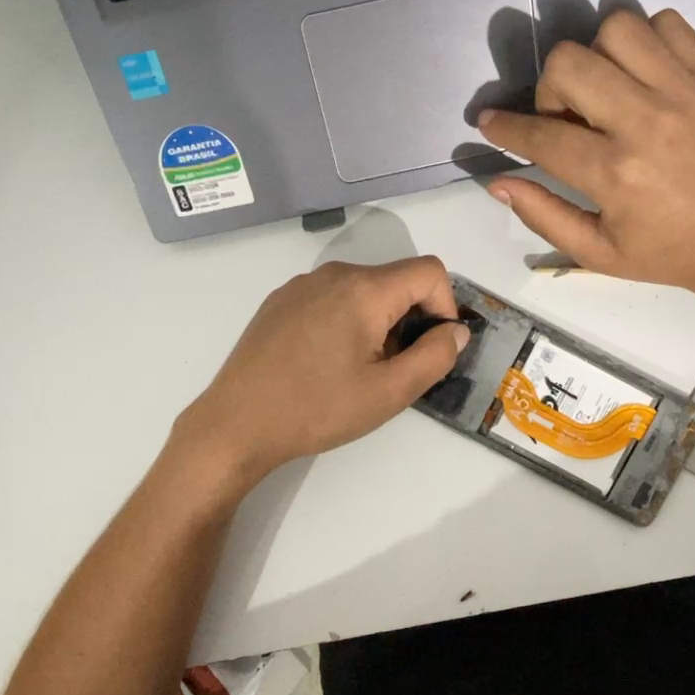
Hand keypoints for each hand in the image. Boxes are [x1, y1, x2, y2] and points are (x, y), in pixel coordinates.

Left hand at [178, 257, 469, 481]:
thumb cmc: (318, 409)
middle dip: (411, 320)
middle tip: (394, 370)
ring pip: (363, 291)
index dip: (446, 306)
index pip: (430, 271)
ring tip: (358, 371)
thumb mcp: (389, 393)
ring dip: (379, 324)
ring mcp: (301, 285)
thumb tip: (456, 332)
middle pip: (396, 280)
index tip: (434, 348)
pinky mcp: (280, 302)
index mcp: (364, 290)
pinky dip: (346, 323)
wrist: (238, 423)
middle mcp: (333, 275)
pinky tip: (326, 364)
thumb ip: (435, 357)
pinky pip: (331, 299)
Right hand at [477, 10, 694, 310]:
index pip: (543, 136)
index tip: (490, 123)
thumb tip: (499, 184)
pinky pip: (665, 23)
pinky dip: (643, 42)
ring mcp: (683, 91)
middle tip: (565, 118)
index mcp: (616, 175)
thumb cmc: (668, 254)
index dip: (506, 129)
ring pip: (615, 30)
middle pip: (569, 64)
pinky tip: (641, 78)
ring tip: (604, 93)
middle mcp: (646, 123)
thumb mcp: (598, 253)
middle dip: (550, 89)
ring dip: (596, 57)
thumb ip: (544, 216)